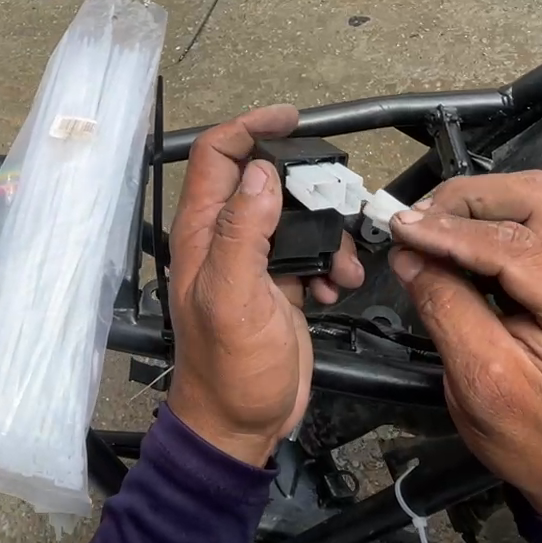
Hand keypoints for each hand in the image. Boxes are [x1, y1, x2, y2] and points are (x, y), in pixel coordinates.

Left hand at [164, 105, 364, 465]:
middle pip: (261, 178)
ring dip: (324, 228)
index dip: (247, 128)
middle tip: (334, 196)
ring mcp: (253, 258)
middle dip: (303, 181)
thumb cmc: (228, 369)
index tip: (289, 119)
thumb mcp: (233, 297)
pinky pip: (309, 250)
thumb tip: (260, 173)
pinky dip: (329, 260)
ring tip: (339, 263)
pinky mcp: (279, 281)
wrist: (243, 423)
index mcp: (202, 230)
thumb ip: (243, 232)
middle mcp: (224, 236)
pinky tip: (335, 285)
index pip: (216, 156)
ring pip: (293, 213)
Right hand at [388, 170, 541, 521]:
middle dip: (466, 201)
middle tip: (414, 222)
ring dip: (478, 208)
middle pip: (538, 200)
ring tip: (430, 231)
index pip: (516, 245)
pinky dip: (494, 225)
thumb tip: (408, 252)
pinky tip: (459, 245)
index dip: (448, 230)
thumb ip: (444, 305)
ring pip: (541, 203)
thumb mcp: (480, 382)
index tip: (396, 225)